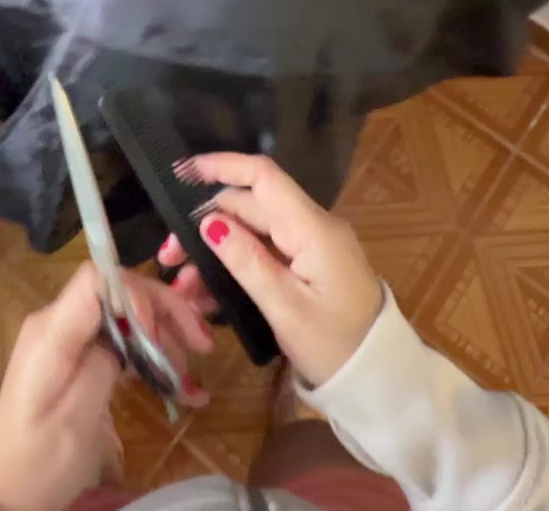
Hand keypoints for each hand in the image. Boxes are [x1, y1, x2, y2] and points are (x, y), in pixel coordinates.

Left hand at [0, 263, 213, 510]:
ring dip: (164, 335)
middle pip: (117, 290)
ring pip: (123, 311)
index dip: (135, 294)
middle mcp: (58, 320)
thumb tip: (128, 333)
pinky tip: (177, 382)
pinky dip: (150, 352)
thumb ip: (100, 366)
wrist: (5, 486)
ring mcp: (67, 334)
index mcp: (52, 332)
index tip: (162, 334)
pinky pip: (117, 336)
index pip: (95, 279)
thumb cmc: (38, 460)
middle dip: (163, 311)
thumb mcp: (74, 421)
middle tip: (203, 346)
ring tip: (193, 376)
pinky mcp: (75, 351)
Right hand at [158, 152, 385, 385]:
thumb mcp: (286, 309)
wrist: (380, 382)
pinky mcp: (306, 264)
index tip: (183, 171)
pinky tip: (206, 294)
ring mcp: (309, 245)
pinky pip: (262, 252)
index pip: (264, 177)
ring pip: (249, 232)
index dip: (223, 166)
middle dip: (204, 225)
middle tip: (168, 257)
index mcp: (313, 229)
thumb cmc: (337, 347)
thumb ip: (247, 262)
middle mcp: (311, 227)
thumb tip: (209, 222)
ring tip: (183, 286)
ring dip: (214, 252)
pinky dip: (233, 266)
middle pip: (248, 207)